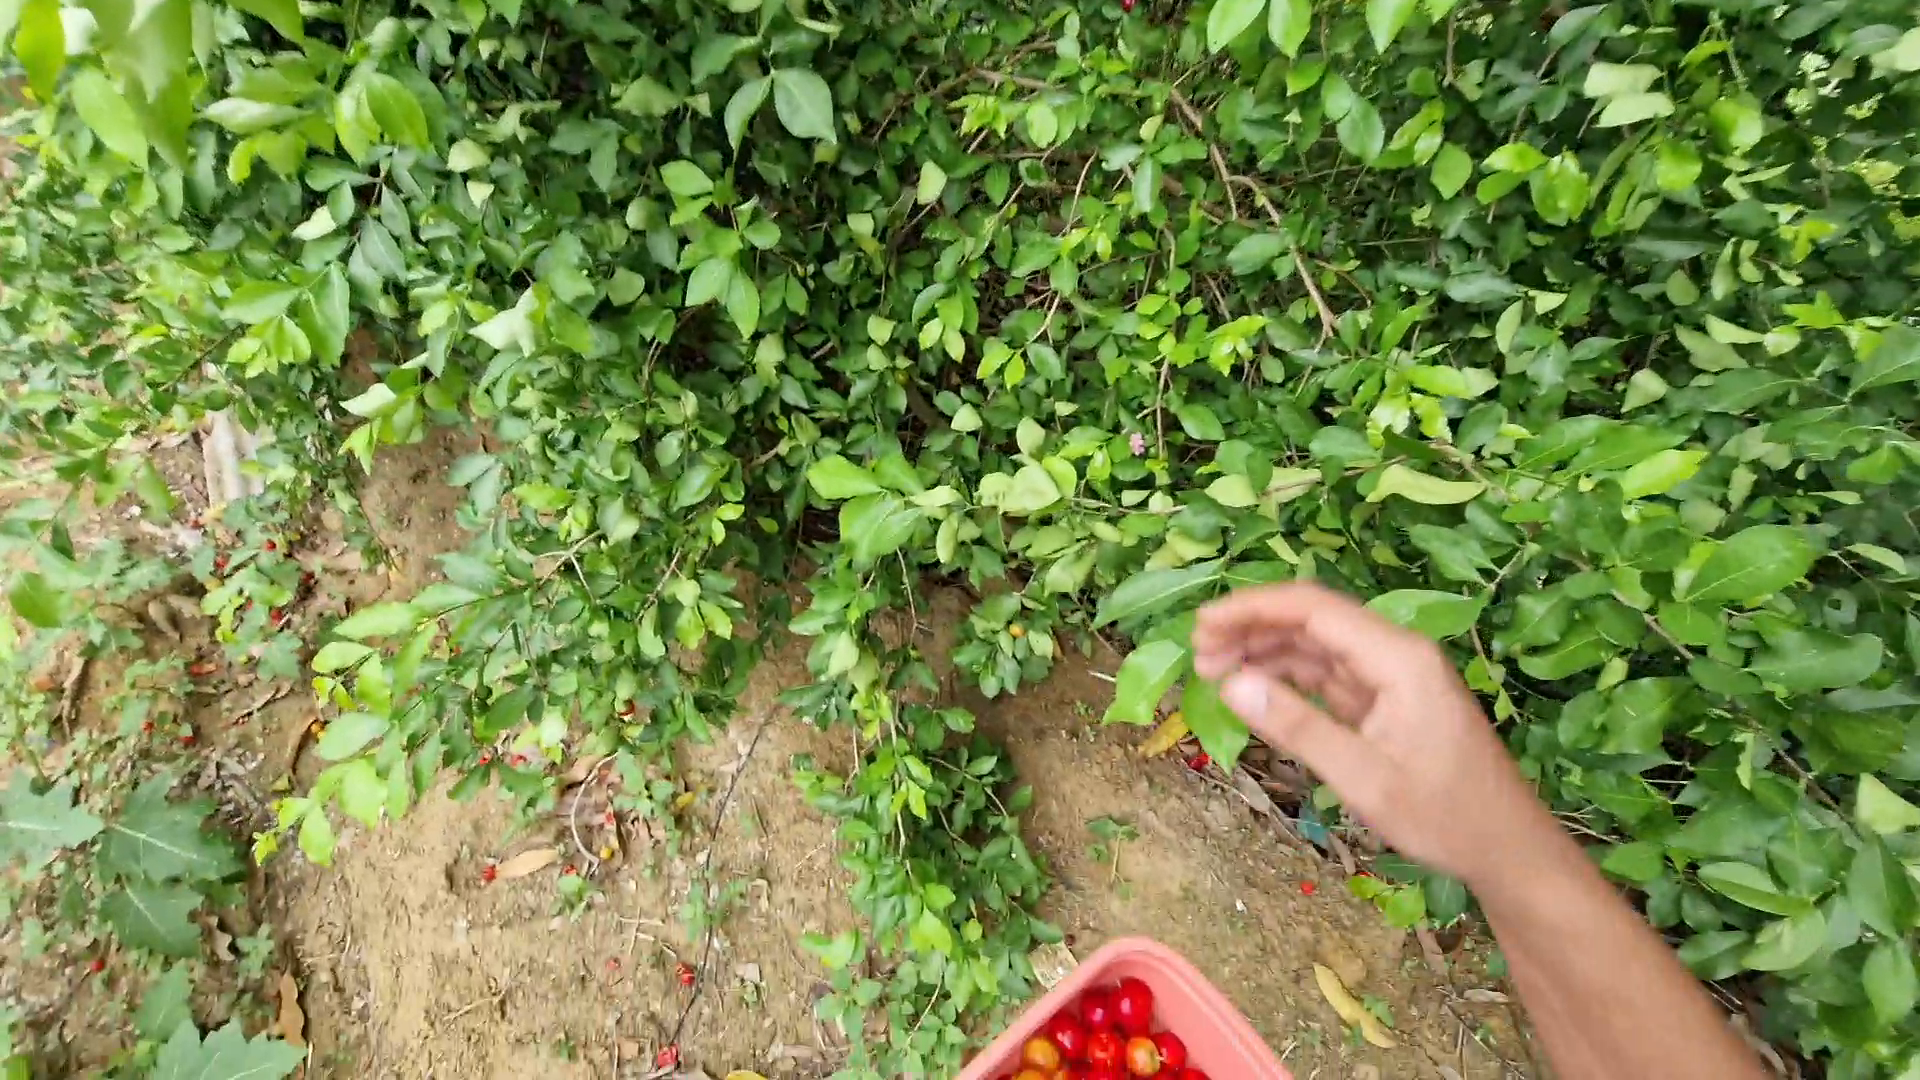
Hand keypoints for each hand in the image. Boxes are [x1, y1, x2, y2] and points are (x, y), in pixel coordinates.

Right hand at [1191, 582, 1554, 884]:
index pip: (1312, 609)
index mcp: (1396, 657)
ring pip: (1310, 644)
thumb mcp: (1363, 777)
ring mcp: (1386, 673)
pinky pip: (1321, 672)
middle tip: (1199, 654)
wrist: (1509, 852)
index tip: (1202, 624)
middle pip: (1308, 620)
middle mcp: (1391, 652)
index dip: (1251, 608)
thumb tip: (1230, 683)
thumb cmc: (1444, 816)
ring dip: (1261, 650)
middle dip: (1249, 628)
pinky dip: (1282, 675)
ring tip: (1212, 669)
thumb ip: (1295, 725)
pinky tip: (1252, 687)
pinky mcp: (1380, 696)